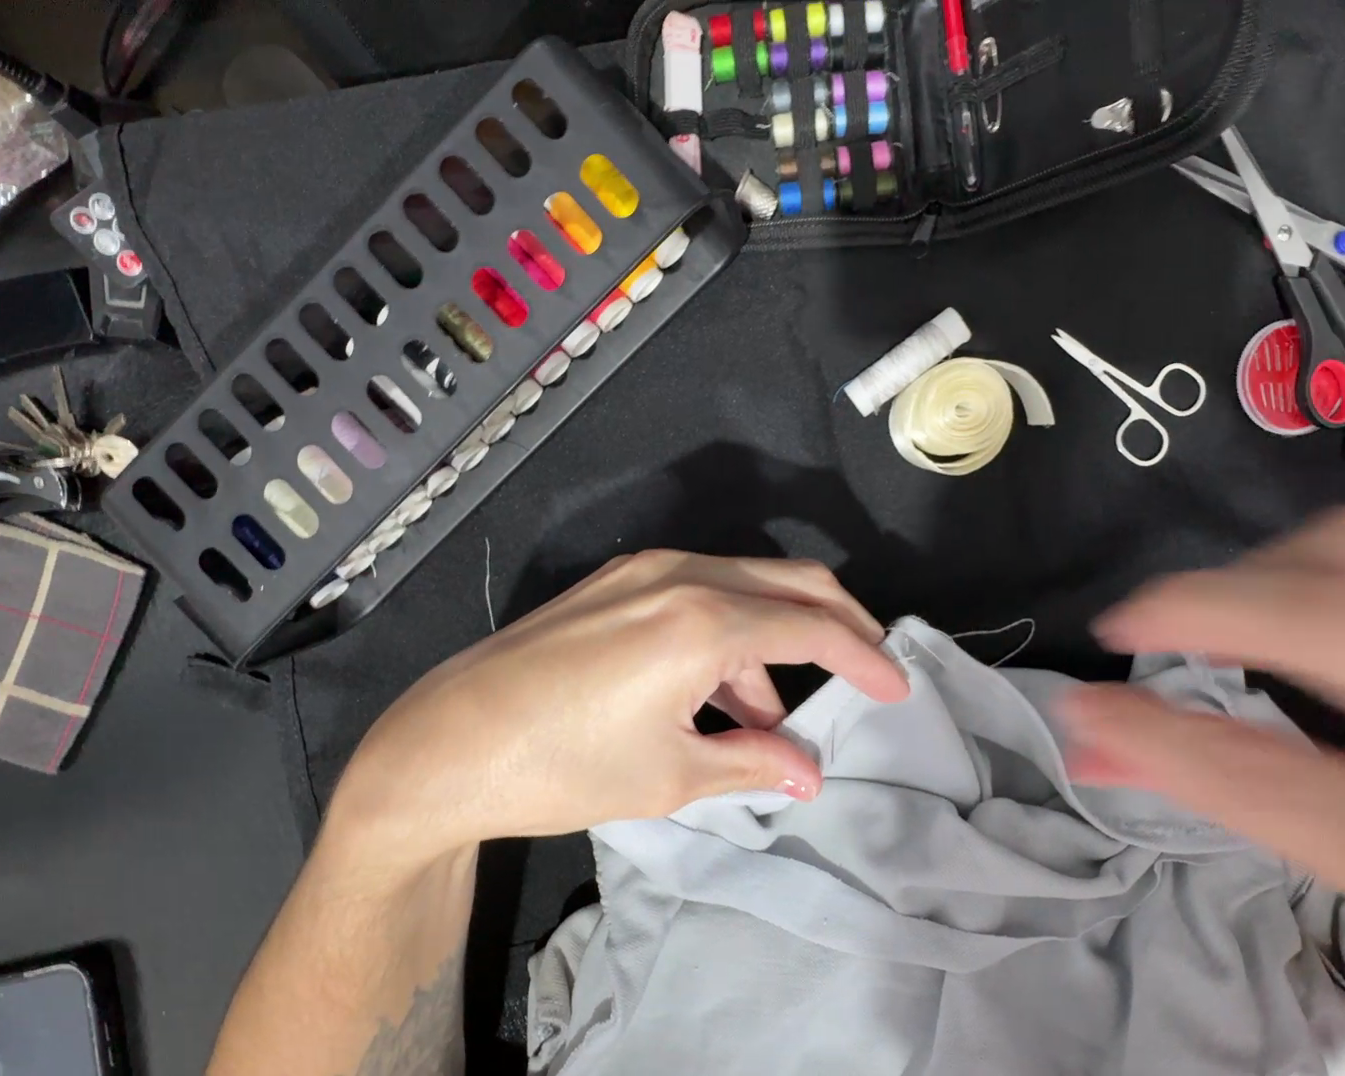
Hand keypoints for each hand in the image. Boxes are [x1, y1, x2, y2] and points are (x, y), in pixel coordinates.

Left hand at [326, 551, 909, 871]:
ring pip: (745, 584)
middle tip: (868, 665)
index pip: (812, 629)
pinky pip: (701, 590)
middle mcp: (682, 574)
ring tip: (765, 716)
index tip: (898, 687)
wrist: (447, 744)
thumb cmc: (564, 766)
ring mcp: (645, 570)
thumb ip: (753, 764)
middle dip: (840, 621)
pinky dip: (729, 631)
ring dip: (773, 638)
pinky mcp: (618, 580)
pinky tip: (715, 688)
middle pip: (792, 581)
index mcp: (704, 621)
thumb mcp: (671, 774)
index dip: (865, 658)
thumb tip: (809, 774)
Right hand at [1062, 508, 1344, 1069]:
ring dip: (1264, 572)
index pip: (1301, 787)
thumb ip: (1214, 791)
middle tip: (1145, 626)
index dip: (1176, 732)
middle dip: (1217, 606)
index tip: (1091, 695)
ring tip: (1230, 615)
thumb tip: (1085, 734)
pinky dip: (1317, 556)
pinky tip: (1305, 598)